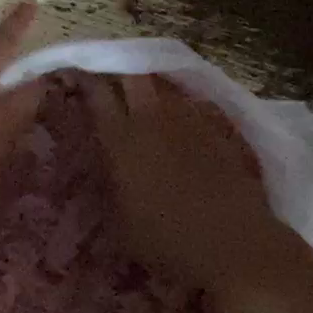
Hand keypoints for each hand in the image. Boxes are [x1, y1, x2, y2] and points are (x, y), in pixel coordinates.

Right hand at [86, 74, 282, 290]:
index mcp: (121, 139)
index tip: (79, 76)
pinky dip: (184, 105)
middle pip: (133, 76)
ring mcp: (188, 120)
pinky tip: (183, 115)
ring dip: (153, 85)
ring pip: (165, 86)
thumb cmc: (167, 239)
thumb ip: (108, 186)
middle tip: (113, 78)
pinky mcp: (217, 128)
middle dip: (121, 71)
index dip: (87, 80)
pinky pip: (194, 104)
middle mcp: (152, 119)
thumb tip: (101, 167)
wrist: (233, 240)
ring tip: (146, 92)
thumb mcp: (120, 223)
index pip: (97, 94)